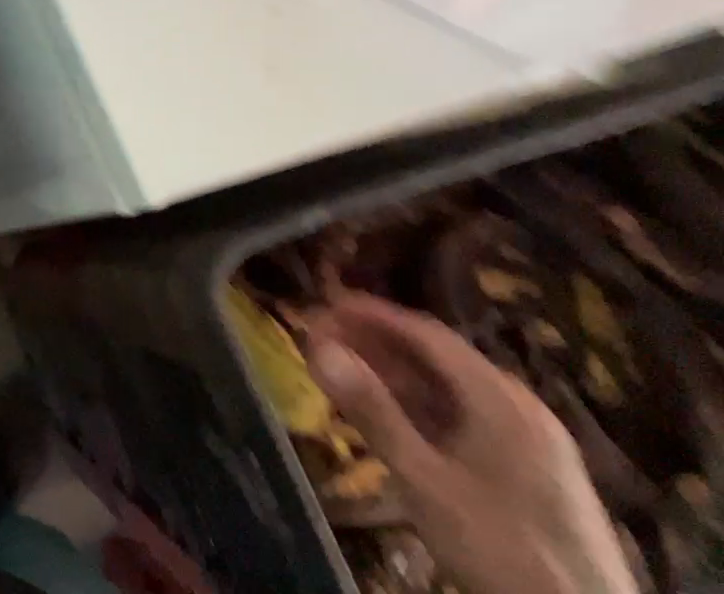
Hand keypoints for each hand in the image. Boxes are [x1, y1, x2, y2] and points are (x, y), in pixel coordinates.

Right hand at [305, 294, 636, 593]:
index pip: (427, 336)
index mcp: (500, 400)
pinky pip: (462, 416)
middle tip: (319, 337)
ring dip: (393, 375)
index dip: (372, 315)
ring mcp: (527, 439)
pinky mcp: (525, 467)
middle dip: (376, 344)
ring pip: (449, 389)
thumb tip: (318, 347)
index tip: (321, 303)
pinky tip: (386, 415)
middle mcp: (518, 407)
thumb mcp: (423, 477)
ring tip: (340, 371)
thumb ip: (371, 410)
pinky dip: (417, 405)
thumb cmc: (497, 541)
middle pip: (438, 359)